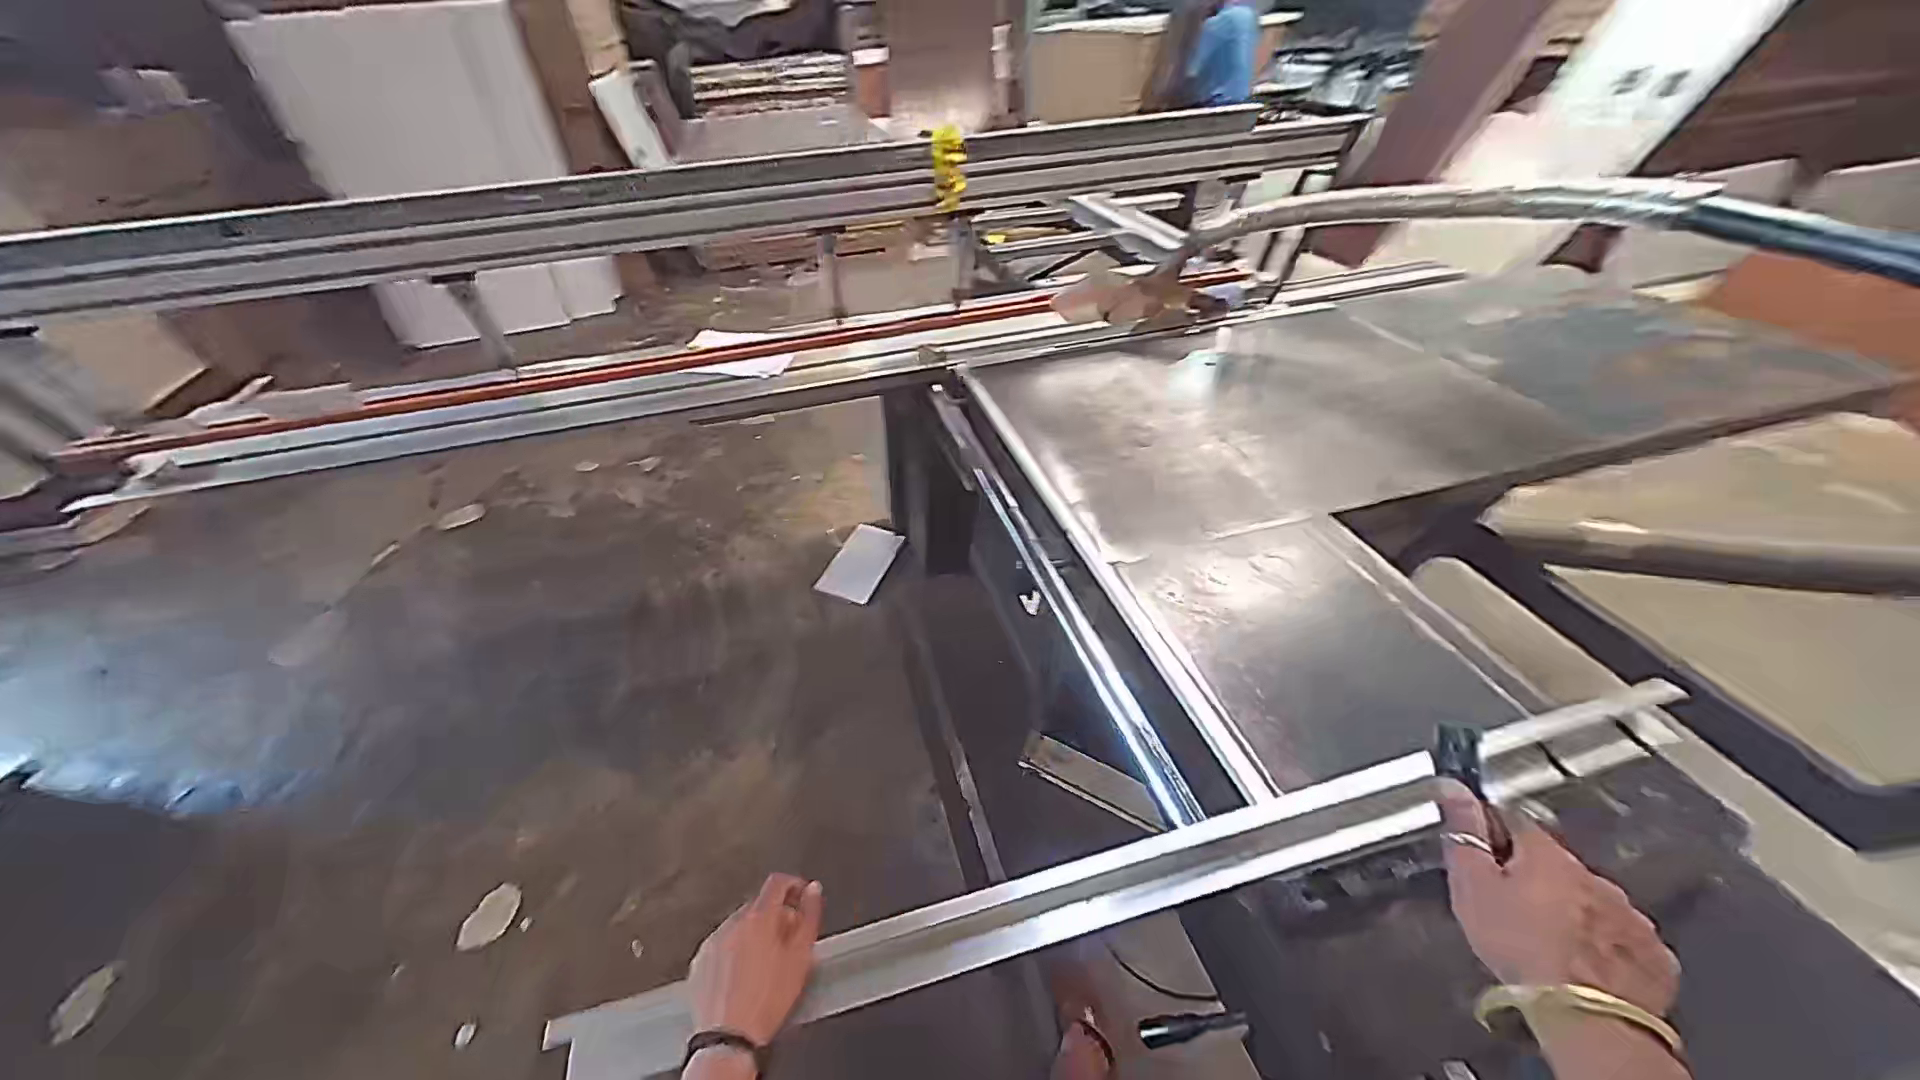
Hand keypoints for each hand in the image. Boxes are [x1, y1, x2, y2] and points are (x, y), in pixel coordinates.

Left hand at [688, 873, 823, 1044]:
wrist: (729, 1039)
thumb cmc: (766, 1000)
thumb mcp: (801, 955)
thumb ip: (810, 914)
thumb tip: (813, 890)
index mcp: (759, 916)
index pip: (777, 882)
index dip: (794, 884)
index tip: (801, 894)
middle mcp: (733, 923)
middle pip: (759, 905)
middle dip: (776, 915)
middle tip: (788, 938)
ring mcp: (713, 942)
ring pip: (740, 926)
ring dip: (755, 934)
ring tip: (766, 962)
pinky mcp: (700, 962)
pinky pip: (722, 945)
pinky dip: (735, 951)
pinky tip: (744, 974)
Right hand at [1436, 780, 1679, 1016]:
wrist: (1585, 1017)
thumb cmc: (1517, 943)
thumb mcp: (1471, 882)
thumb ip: (1464, 832)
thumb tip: (1454, 787)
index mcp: (1547, 854)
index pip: (1514, 820)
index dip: (1492, 830)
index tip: (1478, 849)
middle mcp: (1594, 876)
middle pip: (1554, 862)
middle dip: (1533, 874)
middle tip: (1507, 901)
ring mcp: (1631, 916)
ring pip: (1589, 898)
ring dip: (1569, 906)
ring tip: (1545, 934)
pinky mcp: (1655, 956)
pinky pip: (1620, 935)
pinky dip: (1601, 940)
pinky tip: (1582, 958)